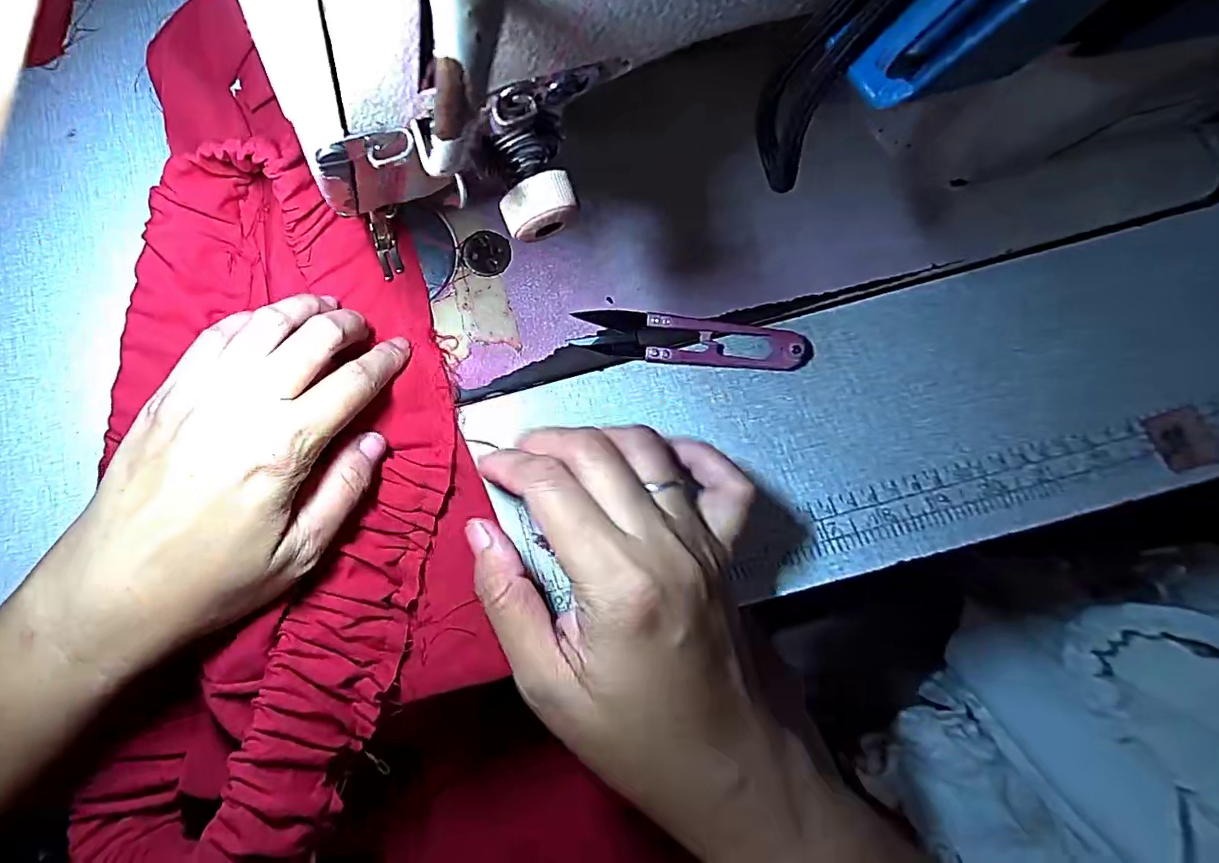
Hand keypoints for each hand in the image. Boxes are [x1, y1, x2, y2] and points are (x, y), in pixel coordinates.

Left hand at [16, 293, 410, 680]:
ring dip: (301, 308)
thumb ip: (344, 492)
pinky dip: (247, 318)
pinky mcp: (170, 389)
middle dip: (348, 325)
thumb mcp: (296, 557)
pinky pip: (214, 334)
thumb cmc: (211, 580)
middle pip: (311, 338)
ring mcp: (202, 389)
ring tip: (323, 307)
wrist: (116, 581)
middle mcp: (246, 403)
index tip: (401, 349)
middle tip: (364, 328)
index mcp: (285, 447)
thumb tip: (375, 441)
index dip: (384, 361)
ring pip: (264, 324)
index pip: (351, 383)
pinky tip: (262, 321)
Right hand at [468, 428, 916, 862]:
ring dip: (594, 437)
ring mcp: (705, 544)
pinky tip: (651, 457)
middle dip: (541, 441)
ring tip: (560, 457)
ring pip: (647, 449)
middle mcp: (665, 547)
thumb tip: (480, 530)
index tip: (483, 468)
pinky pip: (723, 481)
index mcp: (617, 580)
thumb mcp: (547, 686)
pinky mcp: (729, 553)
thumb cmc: (633, 738)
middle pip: (595, 451)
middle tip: (511, 460)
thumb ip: (505, 600)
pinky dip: (688, 453)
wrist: (738, 782)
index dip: (506, 463)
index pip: (550, 484)